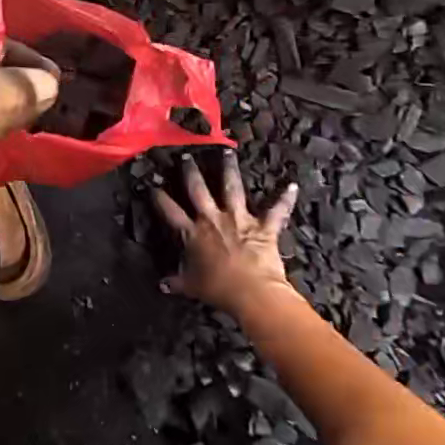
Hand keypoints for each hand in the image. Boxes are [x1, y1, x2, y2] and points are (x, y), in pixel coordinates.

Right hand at [154, 150, 297, 314]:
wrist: (253, 293)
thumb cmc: (218, 289)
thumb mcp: (190, 286)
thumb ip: (175, 281)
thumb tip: (161, 285)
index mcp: (191, 232)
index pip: (169, 209)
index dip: (158, 196)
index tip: (151, 183)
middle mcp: (212, 219)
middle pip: (198, 189)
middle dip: (190, 171)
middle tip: (186, 156)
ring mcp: (239, 219)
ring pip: (232, 188)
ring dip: (229, 169)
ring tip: (227, 151)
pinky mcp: (264, 227)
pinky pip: (277, 210)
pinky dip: (285, 198)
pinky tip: (292, 185)